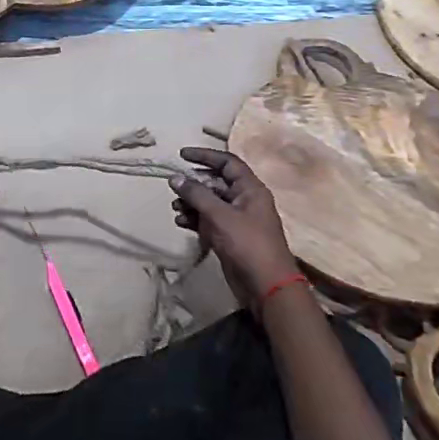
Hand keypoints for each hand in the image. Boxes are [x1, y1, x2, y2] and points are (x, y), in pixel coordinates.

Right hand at [169, 147, 298, 316]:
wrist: (265, 284)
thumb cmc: (246, 244)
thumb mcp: (219, 215)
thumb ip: (196, 194)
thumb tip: (175, 177)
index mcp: (250, 189)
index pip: (227, 163)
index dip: (205, 156)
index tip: (182, 155)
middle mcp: (244, 200)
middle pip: (216, 183)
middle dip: (194, 184)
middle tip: (174, 187)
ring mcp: (236, 220)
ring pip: (209, 203)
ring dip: (191, 203)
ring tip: (175, 209)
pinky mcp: (229, 237)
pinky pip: (208, 221)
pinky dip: (194, 219)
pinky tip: (180, 222)